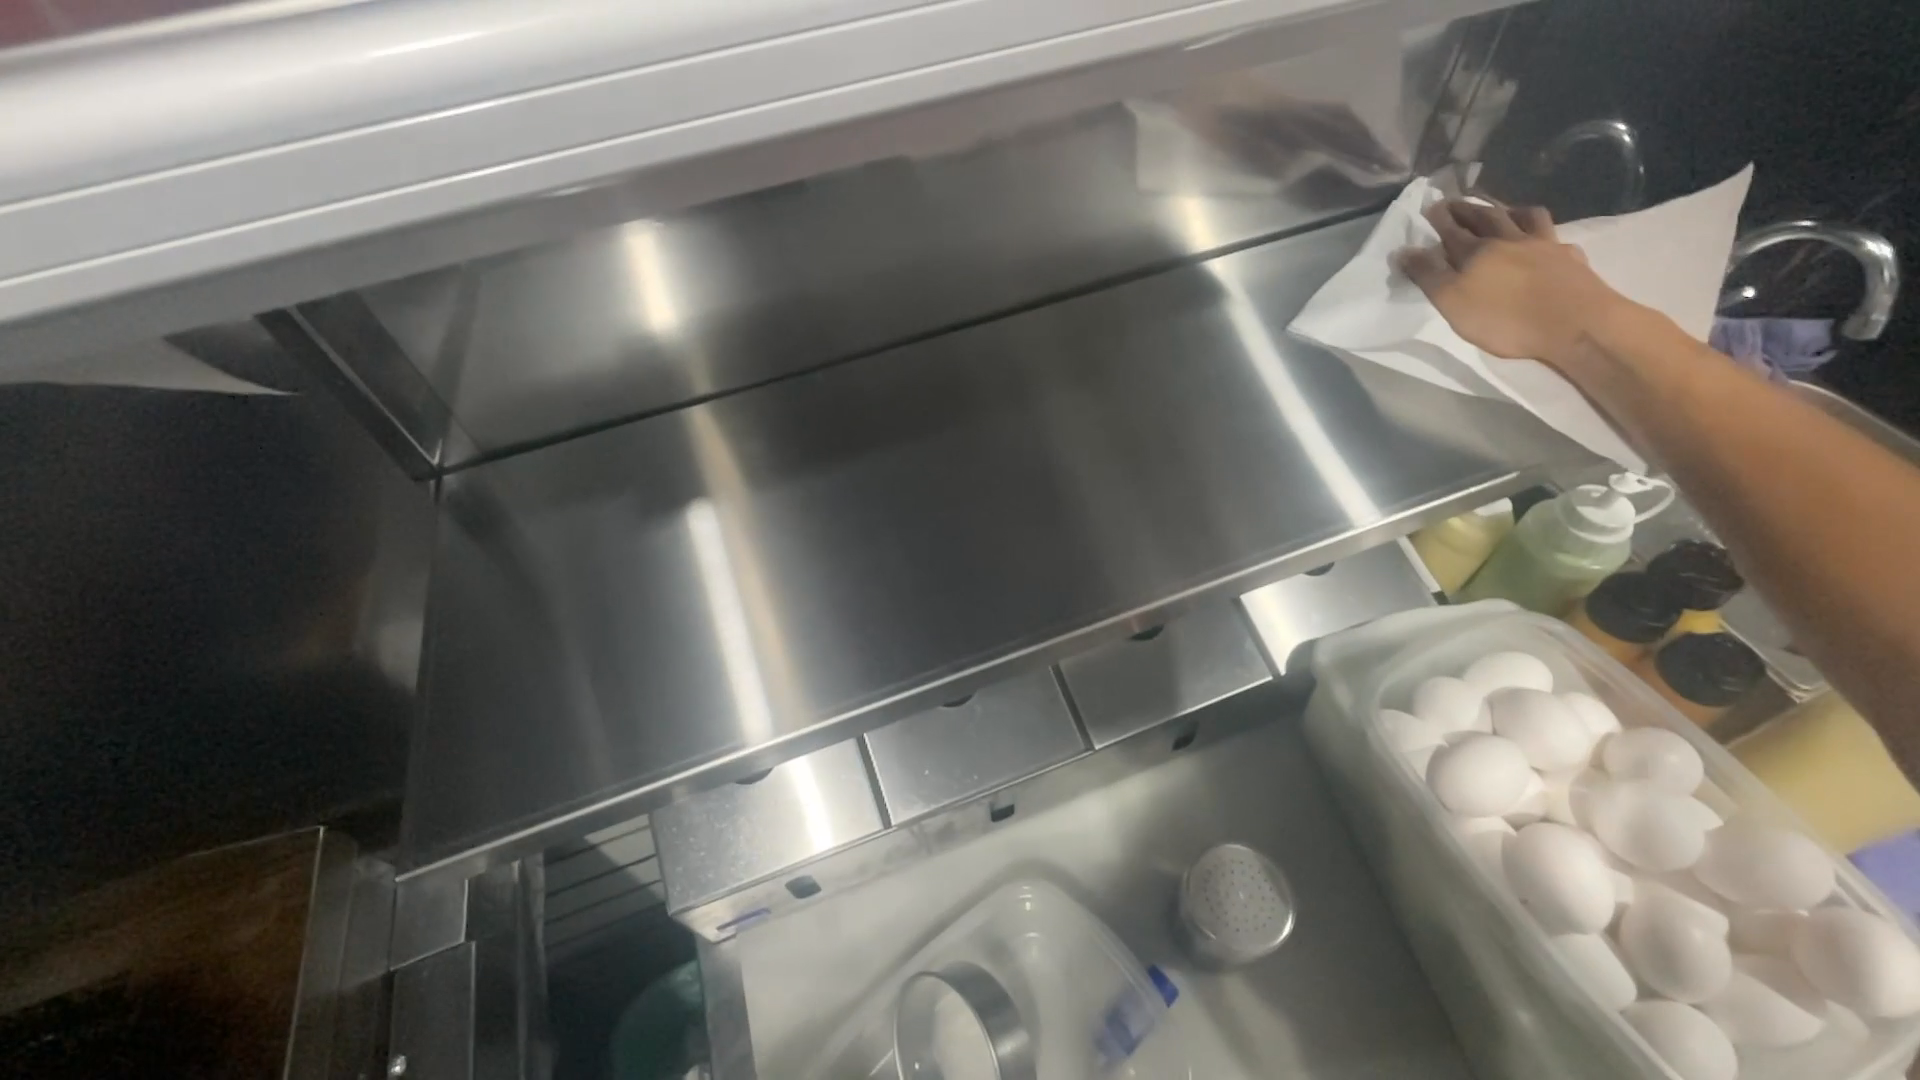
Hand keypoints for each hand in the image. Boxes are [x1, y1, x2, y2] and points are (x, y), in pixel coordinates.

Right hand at [1399, 200, 1633, 370]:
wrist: (1574, 323)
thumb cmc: (1505, 319)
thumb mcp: (1452, 302)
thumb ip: (1428, 276)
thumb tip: (1404, 251)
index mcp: (1477, 252)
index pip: (1452, 231)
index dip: (1440, 219)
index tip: (1430, 207)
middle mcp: (1509, 240)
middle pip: (1487, 217)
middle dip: (1468, 209)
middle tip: (1456, 202)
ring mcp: (1543, 245)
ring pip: (1524, 218)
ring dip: (1510, 210)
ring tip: (1502, 209)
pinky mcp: (1569, 258)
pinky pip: (1554, 236)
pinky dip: (1544, 232)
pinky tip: (1544, 239)